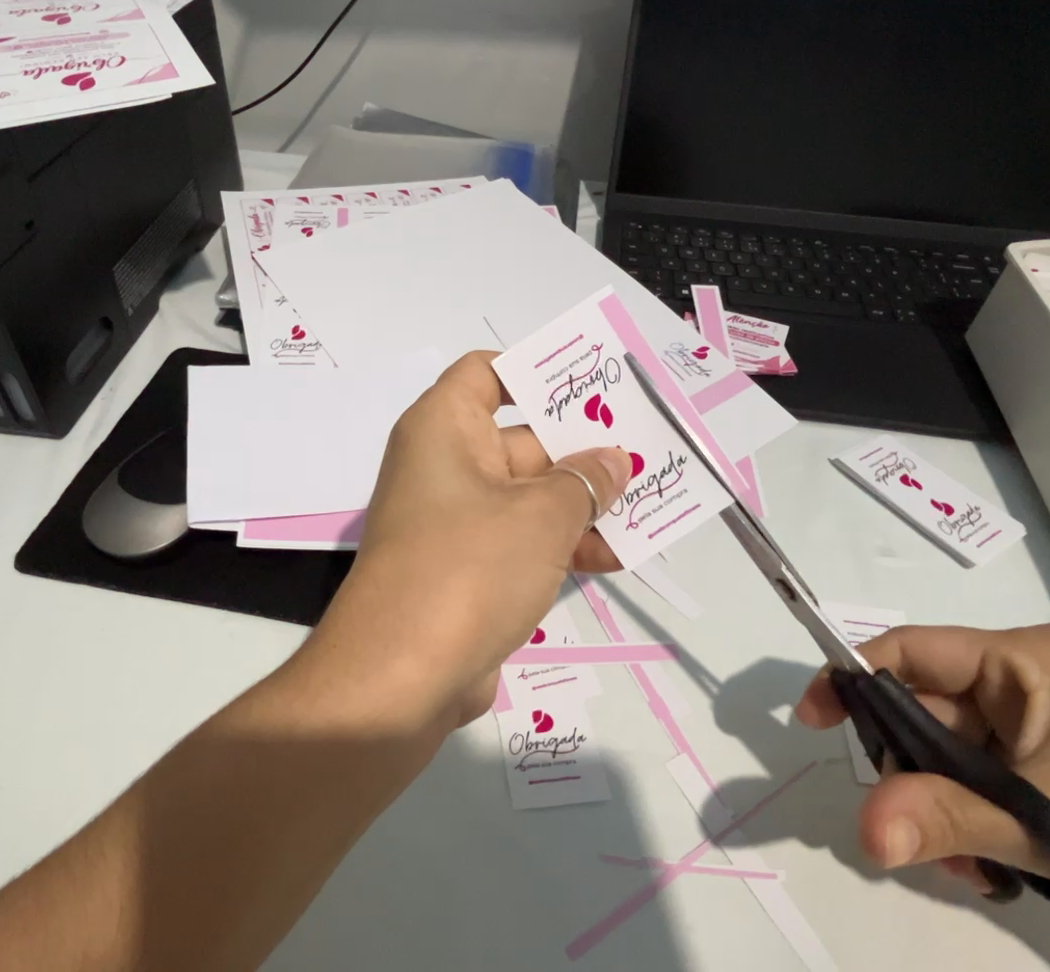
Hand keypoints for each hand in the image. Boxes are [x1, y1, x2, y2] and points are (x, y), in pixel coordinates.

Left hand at [299, 352, 632, 729]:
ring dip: (582, 503)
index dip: (536, 370)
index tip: (593, 383)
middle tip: (647, 449)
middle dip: (583, 448)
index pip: (486, 373)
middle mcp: (445, 466)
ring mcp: (455, 521)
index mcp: (444, 429)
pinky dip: (562, 544)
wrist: (401, 679)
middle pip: (521, 437)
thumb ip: (585, 481)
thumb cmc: (469, 568)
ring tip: (648, 506)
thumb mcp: (541, 516)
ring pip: (528, 495)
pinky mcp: (467, 569)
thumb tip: (612, 460)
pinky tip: (617, 556)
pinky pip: (522, 540)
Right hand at [795, 624, 1049, 971]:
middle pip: (925, 711)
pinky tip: (994, 873)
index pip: (915, 650)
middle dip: (908, 773)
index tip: (810, 722)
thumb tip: (860, 832)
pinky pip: (979, 790)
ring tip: (970, 869)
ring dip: (940, 812)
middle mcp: (1031, 686)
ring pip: (948, 760)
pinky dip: (970, 829)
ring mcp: (1044, 734)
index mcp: (1031, 662)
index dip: (856, 679)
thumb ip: (944, 816)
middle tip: (912, 831)